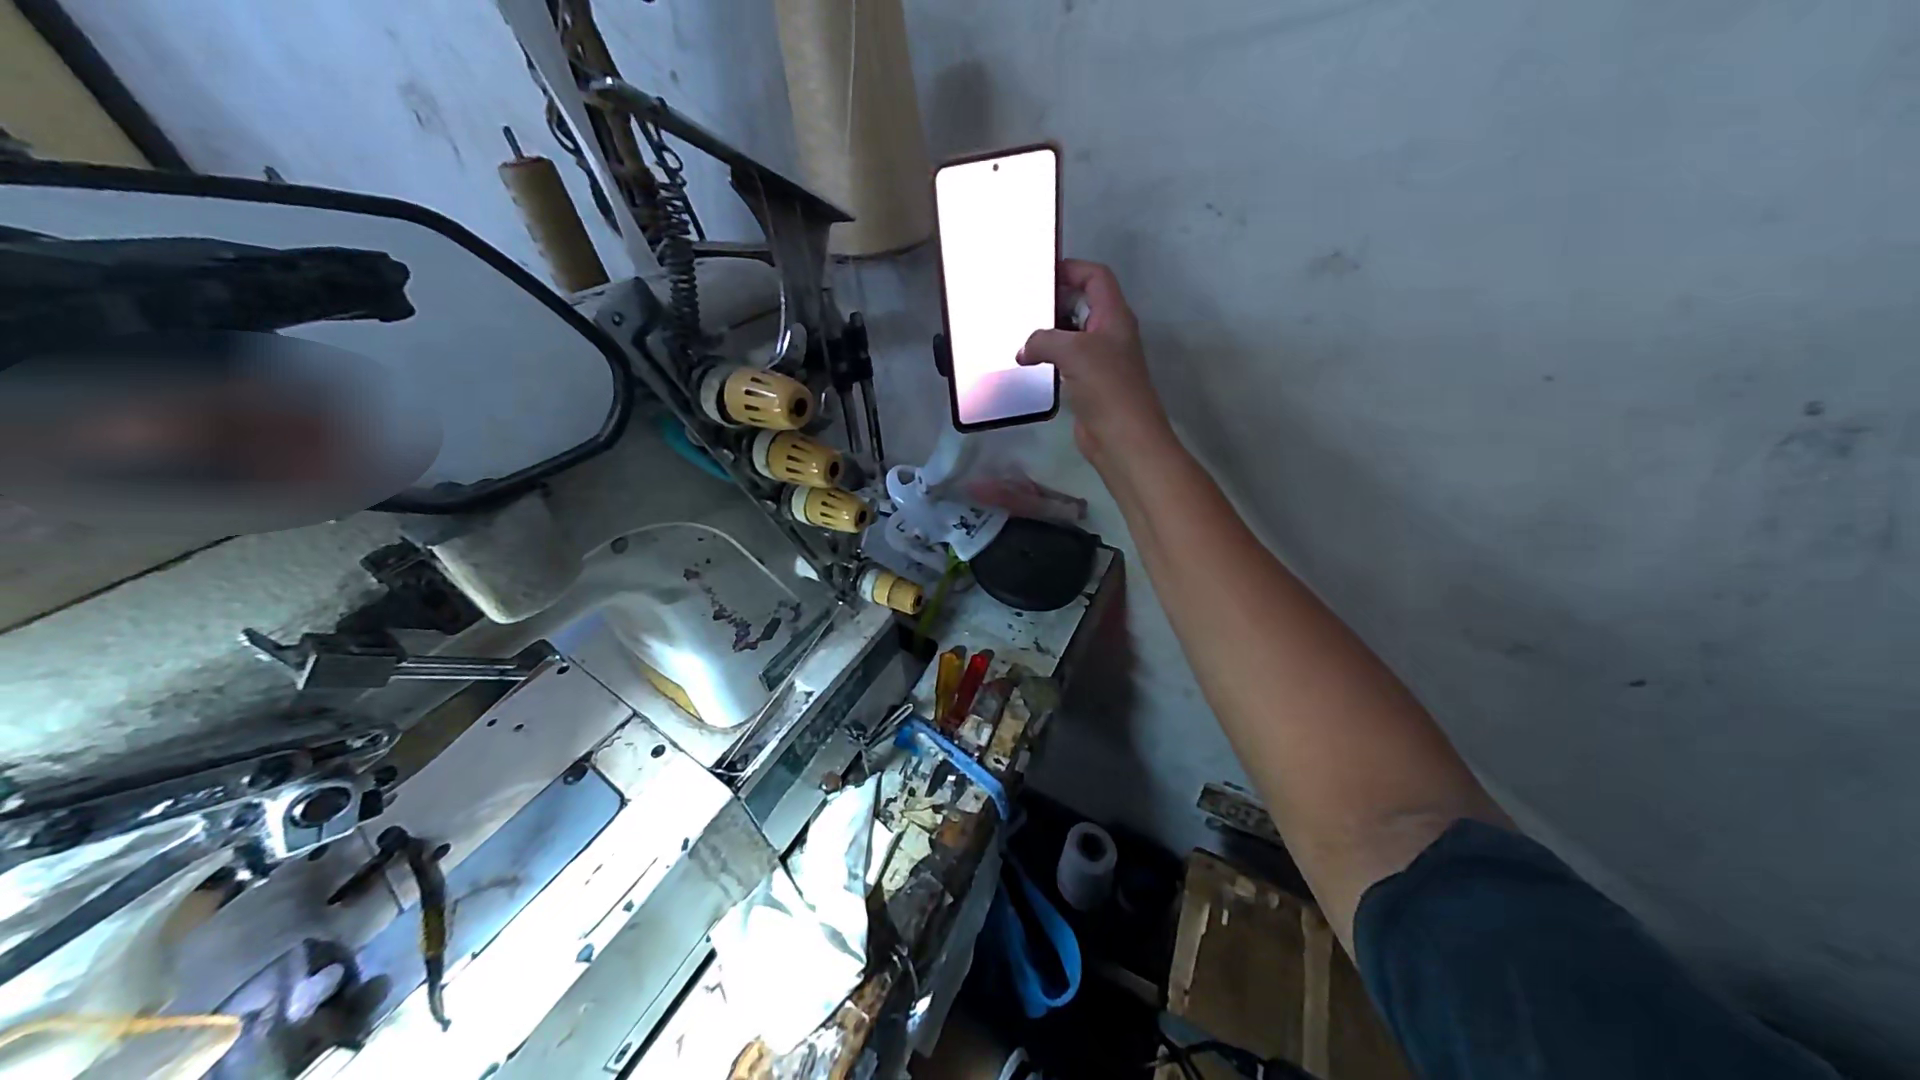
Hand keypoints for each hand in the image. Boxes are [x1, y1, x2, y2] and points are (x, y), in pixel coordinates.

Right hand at [1019, 260, 1172, 471]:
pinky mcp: (1088, 384)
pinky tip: (1028, 364)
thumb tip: (1023, 351)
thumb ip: (1043, 340)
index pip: (1096, 277)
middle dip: (1054, 300)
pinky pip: (1065, 362)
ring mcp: (1100, 361)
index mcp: (1114, 316)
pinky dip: (1048, 358)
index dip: (1072, 268)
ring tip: (1018, 330)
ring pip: (1071, 334)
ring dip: (1048, 332)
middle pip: (1082, 303)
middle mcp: (1110, 334)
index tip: (1041, 272)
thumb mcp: (1074, 351)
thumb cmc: (1107, 387)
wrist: (1123, 438)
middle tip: (1023, 302)